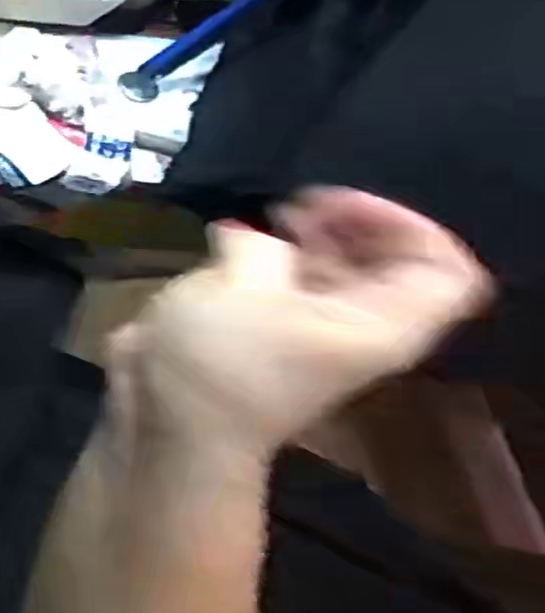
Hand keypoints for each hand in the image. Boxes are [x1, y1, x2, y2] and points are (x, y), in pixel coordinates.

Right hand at [109, 187, 489, 459]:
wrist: (173, 412)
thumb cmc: (221, 355)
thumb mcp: (242, 288)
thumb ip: (257, 248)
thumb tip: (249, 236)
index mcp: (376, 323)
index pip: (438, 269)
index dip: (400, 224)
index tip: (330, 200)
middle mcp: (350, 324)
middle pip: (383, 268)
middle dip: (347, 226)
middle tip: (294, 201)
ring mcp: (298, 328)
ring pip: (326, 274)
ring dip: (302, 239)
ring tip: (262, 214)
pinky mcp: (250, 327)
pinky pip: (274, 283)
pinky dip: (258, 256)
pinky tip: (224, 241)